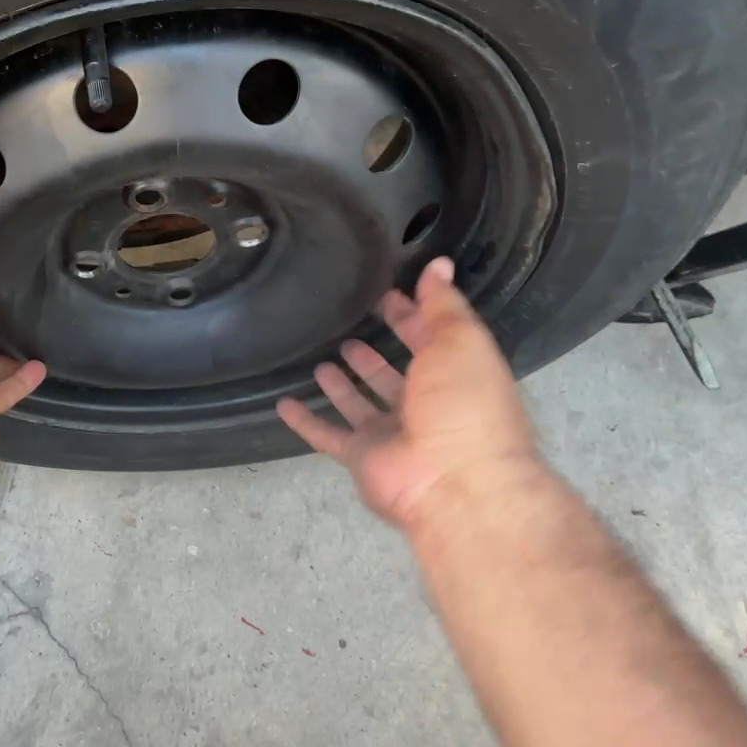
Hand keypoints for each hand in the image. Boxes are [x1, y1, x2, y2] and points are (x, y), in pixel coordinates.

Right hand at [276, 257, 537, 529]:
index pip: (427, 337)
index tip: (381, 293)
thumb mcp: (460, 342)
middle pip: (392, 374)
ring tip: (321, 360)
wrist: (455, 481)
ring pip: (360, 404)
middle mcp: (423, 404)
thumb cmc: (463, 405)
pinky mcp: (361, 456)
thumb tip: (438, 264)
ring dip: (342, 385)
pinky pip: (326, 435)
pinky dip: (305, 422)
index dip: (407, 315)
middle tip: (345, 328)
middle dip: (372, 353)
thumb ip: (443, 305)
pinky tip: (283, 404)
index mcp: (452, 375)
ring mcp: (390, 433)